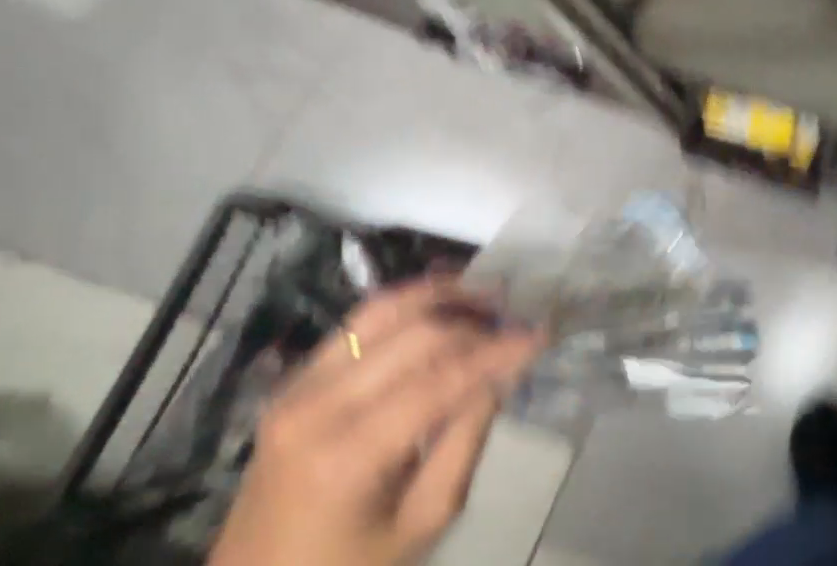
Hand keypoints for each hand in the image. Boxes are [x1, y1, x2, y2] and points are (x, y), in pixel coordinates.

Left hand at [209, 278, 542, 565]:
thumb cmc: (350, 565)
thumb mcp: (425, 518)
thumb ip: (466, 440)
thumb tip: (501, 373)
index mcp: (348, 455)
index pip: (442, 377)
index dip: (499, 350)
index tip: (543, 333)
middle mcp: (315, 408)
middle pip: (416, 334)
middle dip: (477, 322)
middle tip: (519, 323)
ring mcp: (295, 390)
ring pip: (382, 310)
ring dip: (441, 296)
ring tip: (486, 297)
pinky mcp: (292, 383)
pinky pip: (356, 325)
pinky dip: (406, 307)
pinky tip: (442, 308)